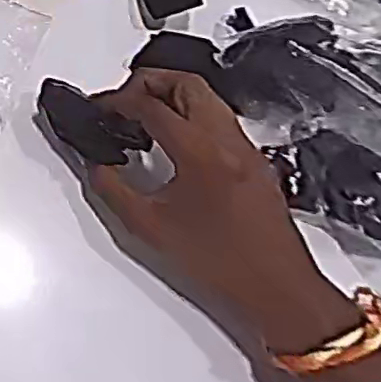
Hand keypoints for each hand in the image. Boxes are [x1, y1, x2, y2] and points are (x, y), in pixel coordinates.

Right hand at [89, 69, 360, 352]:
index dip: (115, 101)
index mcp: (201, 153)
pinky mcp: (256, 164)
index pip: (149, 104)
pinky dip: (188, 115)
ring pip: (205, 97)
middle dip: (145, 83)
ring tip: (141, 117)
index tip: (99, 109)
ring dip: (168, 96)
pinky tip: (168, 141)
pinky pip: (217, 119)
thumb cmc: (224, 267)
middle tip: (121, 101)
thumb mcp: (146, 226)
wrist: (283, 298)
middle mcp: (229, 144)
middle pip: (185, 83)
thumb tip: (97, 165)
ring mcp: (248, 152)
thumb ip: (110, 187)